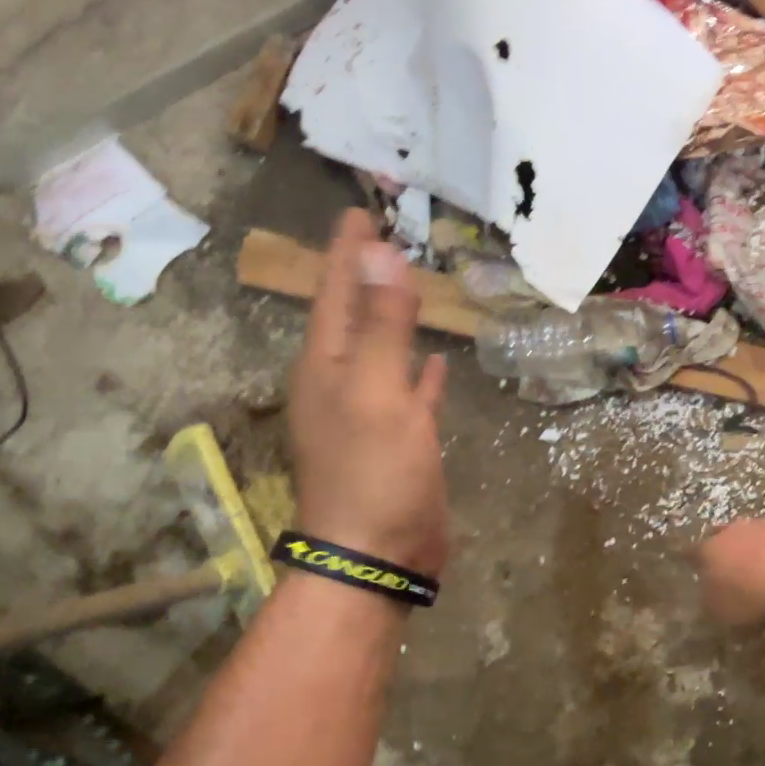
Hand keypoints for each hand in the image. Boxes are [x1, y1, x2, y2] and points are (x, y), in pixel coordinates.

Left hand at [288, 209, 449, 576]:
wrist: (379, 554)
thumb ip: (382, 326)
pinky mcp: (401, 441)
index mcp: (327, 367)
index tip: (358, 211)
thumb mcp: (376, 393)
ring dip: (396, 321)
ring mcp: (371, 415)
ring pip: (384, 353)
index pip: (334, 294)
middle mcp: (342, 385)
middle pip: (355, 318)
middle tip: (387, 240)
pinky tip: (438, 361)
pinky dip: (421, 374)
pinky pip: (410, 394)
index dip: (346, 253)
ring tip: (414, 288)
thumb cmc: (373, 472)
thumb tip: (381, 255)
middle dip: (368, 279)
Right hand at [694, 515, 764, 626]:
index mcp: (710, 550)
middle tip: (728, 561)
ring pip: (752, 529)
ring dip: (754, 541)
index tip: (693, 565)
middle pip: (722, 533)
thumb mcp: (720, 611)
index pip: (692, 551)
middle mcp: (733, 530)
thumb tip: (709, 590)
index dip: (692, 559)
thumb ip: (710, 597)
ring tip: (762, 559)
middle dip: (723, 546)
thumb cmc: (752, 599)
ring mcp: (763, 523)